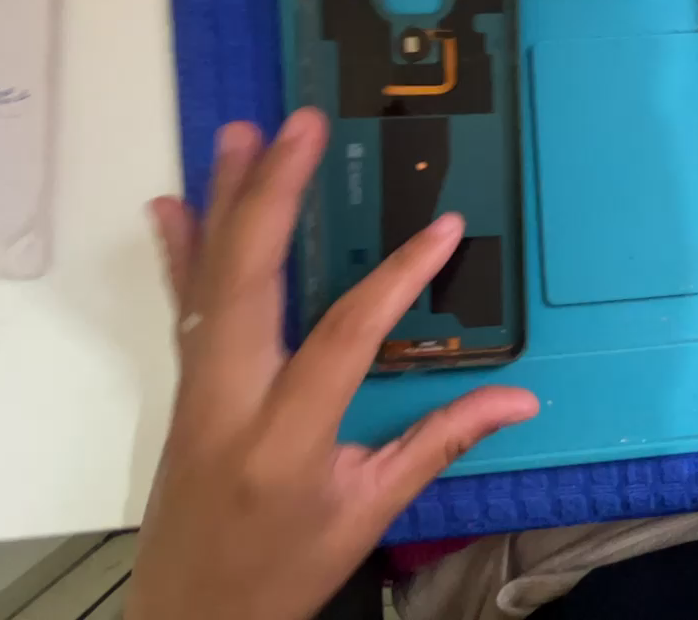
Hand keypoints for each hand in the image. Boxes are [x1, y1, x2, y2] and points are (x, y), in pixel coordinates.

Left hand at [128, 109, 538, 619]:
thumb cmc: (286, 570)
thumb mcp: (372, 512)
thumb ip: (443, 441)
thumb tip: (523, 399)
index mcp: (284, 435)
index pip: (347, 335)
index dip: (400, 276)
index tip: (445, 226)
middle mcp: (228, 398)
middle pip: (246, 279)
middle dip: (273, 194)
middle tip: (298, 127)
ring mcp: (197, 387)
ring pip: (208, 279)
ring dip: (226, 200)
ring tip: (241, 133)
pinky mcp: (186, 385)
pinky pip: (184, 304)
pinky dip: (180, 248)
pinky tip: (174, 202)